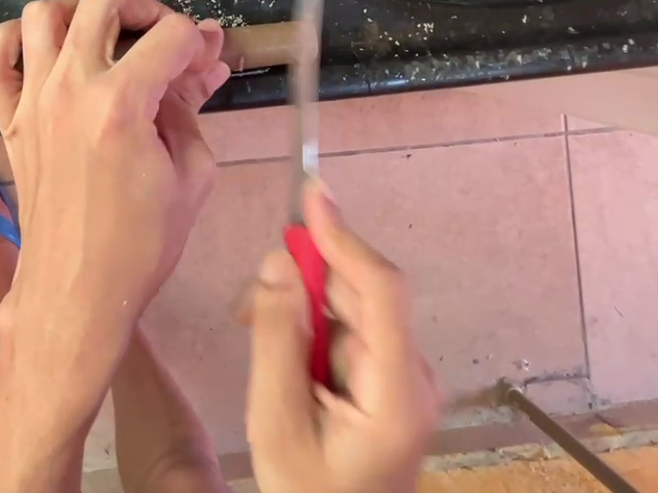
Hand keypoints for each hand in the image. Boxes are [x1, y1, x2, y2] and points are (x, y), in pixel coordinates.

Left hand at [0, 0, 228, 358]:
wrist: (77, 291)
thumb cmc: (143, 242)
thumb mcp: (191, 174)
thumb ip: (193, 106)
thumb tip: (207, 59)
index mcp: (121, 103)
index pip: (171, 35)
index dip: (198, 41)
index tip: (204, 60)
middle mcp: (70, 87)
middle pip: (102, 2)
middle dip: (144, 9)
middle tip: (161, 40)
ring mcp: (31, 99)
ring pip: (43, 15)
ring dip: (79, 14)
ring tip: (105, 39)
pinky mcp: (8, 119)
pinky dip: (11, 43)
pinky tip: (40, 54)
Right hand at [245, 184, 440, 492]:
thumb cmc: (305, 491)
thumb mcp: (274, 421)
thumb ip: (276, 338)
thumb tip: (277, 262)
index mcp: (396, 392)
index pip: (382, 291)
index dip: (345, 237)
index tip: (310, 194)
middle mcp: (411, 373)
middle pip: (359, 291)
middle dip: (302, 278)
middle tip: (245, 305)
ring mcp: (402, 374)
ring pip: (347, 302)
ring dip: (299, 302)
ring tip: (253, 329)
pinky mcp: (386, 376)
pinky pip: (345, 324)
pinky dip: (308, 321)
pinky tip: (279, 346)